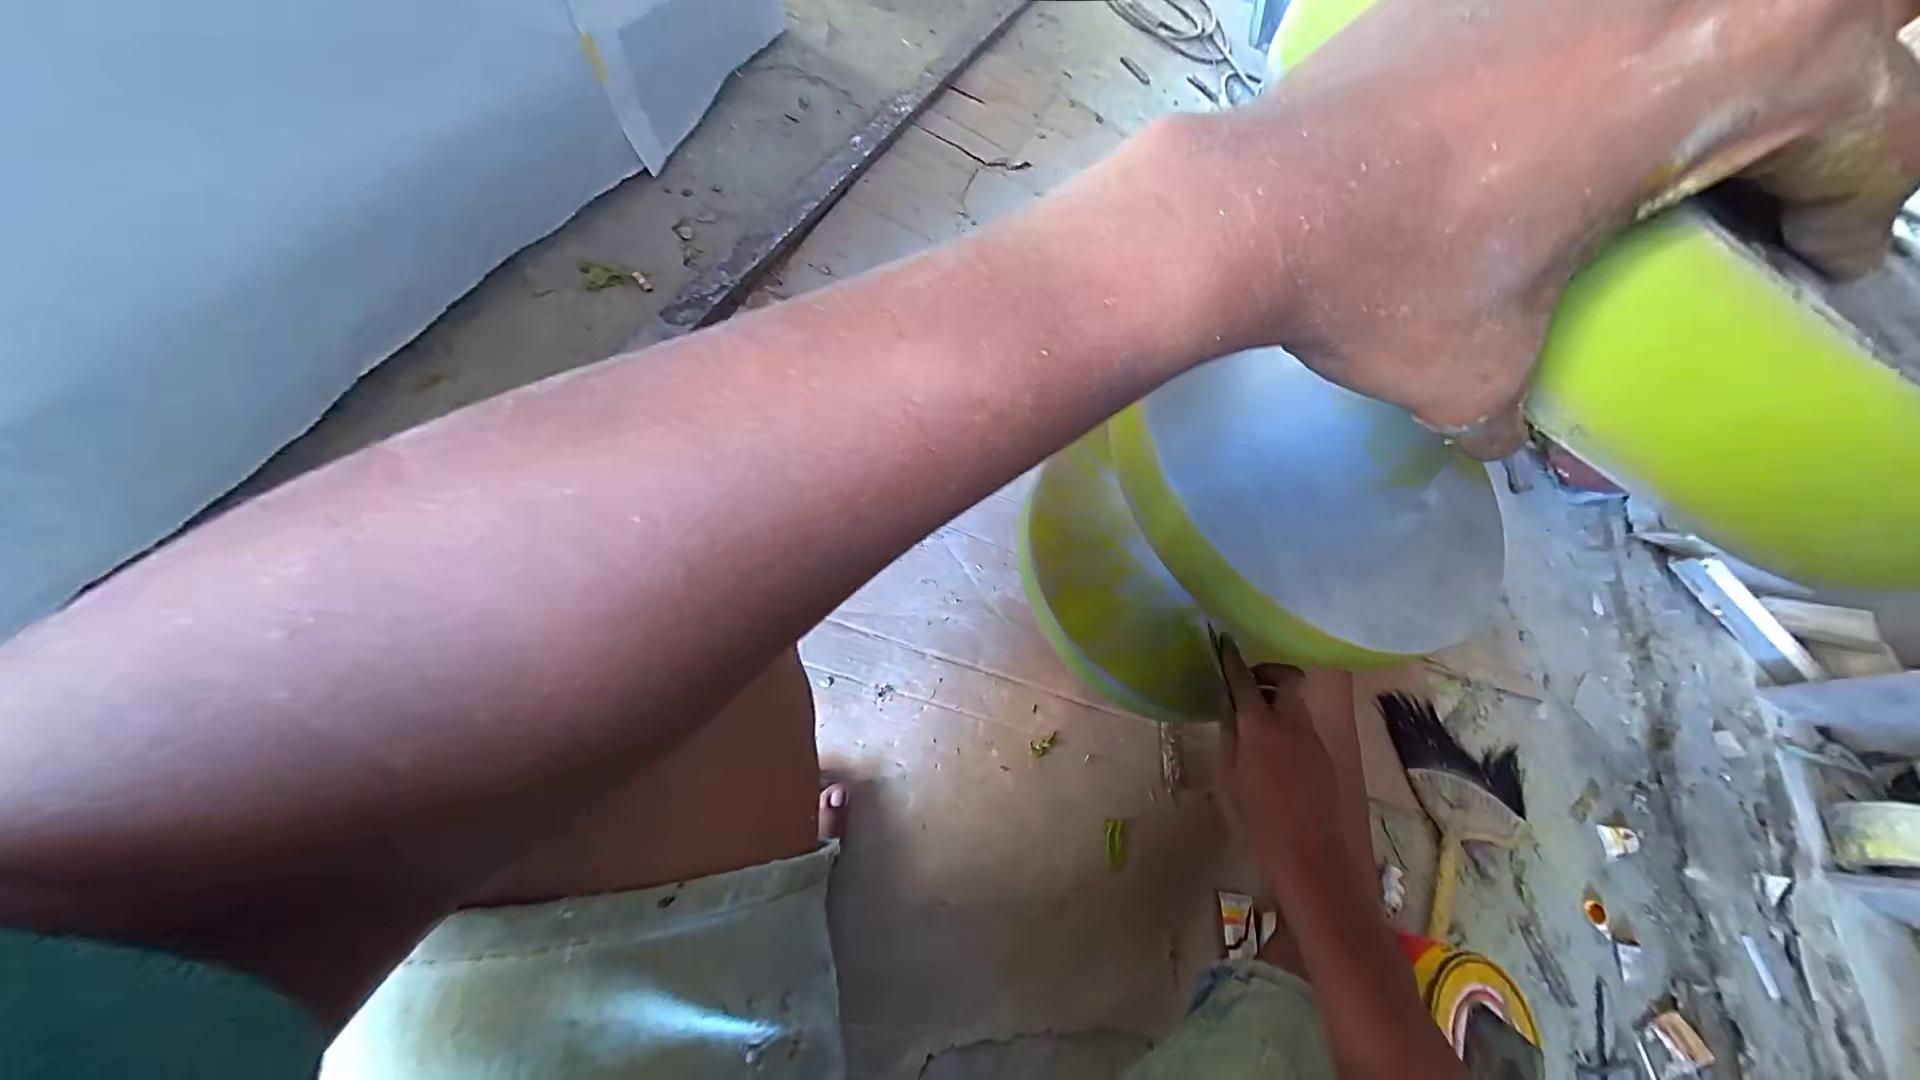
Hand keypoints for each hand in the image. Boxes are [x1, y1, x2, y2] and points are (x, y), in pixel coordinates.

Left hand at [1181, 0, 1918, 456]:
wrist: (1251, 208)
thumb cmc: (1381, 280)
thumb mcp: (1467, 371)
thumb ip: (1509, 410)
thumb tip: (1510, 447)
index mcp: (1750, 49)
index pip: (1871, 125)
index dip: (1850, 207)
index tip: (1816, 258)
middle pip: (1801, 41)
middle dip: (1787, 126)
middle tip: (1736, 204)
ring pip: (1675, 21)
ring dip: (1676, 84)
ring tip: (1627, 169)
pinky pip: (1556, 24)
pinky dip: (1564, 69)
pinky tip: (1511, 132)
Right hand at [1216, 636, 1346, 865]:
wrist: (1310, 856)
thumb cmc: (1257, 819)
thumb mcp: (1229, 777)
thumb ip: (1230, 738)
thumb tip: (1231, 714)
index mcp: (1260, 727)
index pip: (1244, 680)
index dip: (1232, 660)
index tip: (1223, 644)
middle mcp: (1292, 723)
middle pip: (1287, 677)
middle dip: (1267, 671)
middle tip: (1248, 683)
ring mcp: (1314, 739)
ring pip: (1296, 702)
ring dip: (1277, 698)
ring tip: (1257, 720)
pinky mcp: (1326, 757)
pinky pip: (1304, 725)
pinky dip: (1287, 722)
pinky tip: (1274, 749)